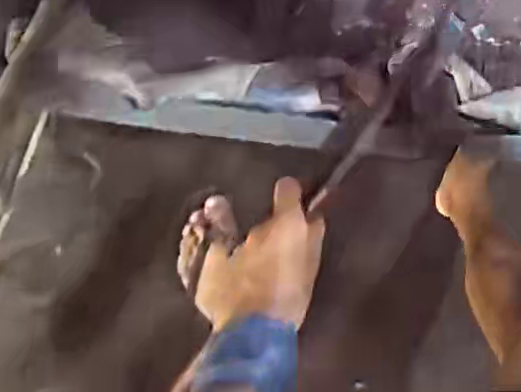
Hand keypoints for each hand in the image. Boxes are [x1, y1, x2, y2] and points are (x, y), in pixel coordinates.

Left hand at [180, 178, 325, 330]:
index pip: (287, 187)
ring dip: (246, 250)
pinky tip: (226, 275)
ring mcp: (229, 246)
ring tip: (249, 273)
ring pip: (240, 240)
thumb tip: (312, 216)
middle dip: (269, 234)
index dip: (290, 192)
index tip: (292, 199)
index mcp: (286, 223)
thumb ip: (313, 234)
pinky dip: (223, 262)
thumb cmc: (290, 295)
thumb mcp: (312, 263)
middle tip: (274, 256)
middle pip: (264, 222)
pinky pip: (217, 256)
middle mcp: (256, 229)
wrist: (252, 332)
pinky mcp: (207, 268)